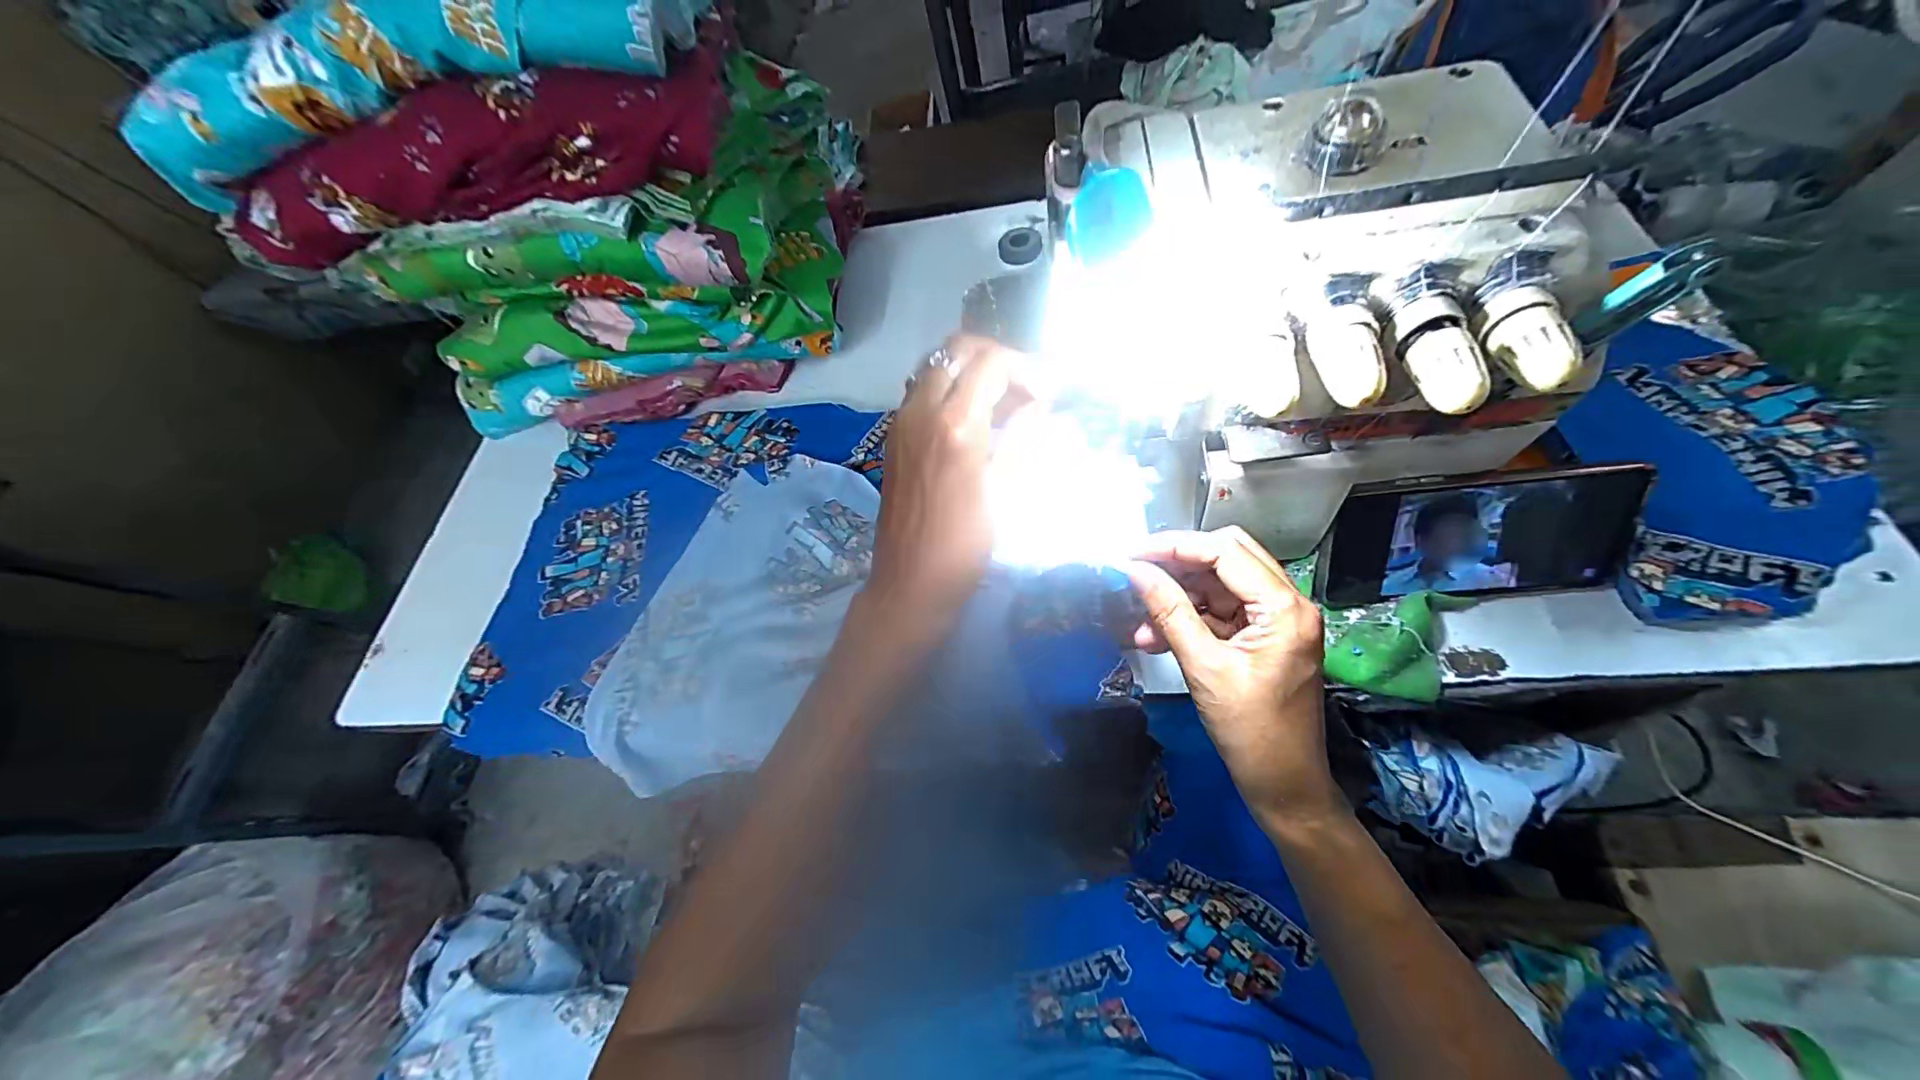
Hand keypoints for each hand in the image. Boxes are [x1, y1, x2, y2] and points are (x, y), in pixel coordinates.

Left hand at [862, 334, 1031, 638]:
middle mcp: (922, 411)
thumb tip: (1039, 404)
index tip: (1047, 393)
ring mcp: (901, 422)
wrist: (909, 583)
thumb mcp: (1006, 493)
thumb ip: (1023, 438)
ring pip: (935, 367)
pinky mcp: (893, 438)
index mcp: (956, 424)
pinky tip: (970, 420)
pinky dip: (948, 389)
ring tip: (999, 401)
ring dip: (969, 371)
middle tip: (1023, 387)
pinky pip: (920, 391)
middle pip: (957, 351)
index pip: (991, 362)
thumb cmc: (964, 548)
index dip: (1026, 368)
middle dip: (995, 358)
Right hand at [1124, 528, 1343, 828]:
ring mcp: (1276, 621)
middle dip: (1177, 563)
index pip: (1225, 553)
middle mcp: (1287, 604)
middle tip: (1137, 571)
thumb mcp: (1204, 667)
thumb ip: (1169, 612)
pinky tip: (1154, 637)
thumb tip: (1137, 572)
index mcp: (1284, 609)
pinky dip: (1187, 618)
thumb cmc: (1252, 732)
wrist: (1284, 783)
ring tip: (1140, 622)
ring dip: (1178, 597)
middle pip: (1226, 558)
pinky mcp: (1262, 637)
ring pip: (1218, 585)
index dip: (1175, 547)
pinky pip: (1218, 612)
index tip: (1134, 554)